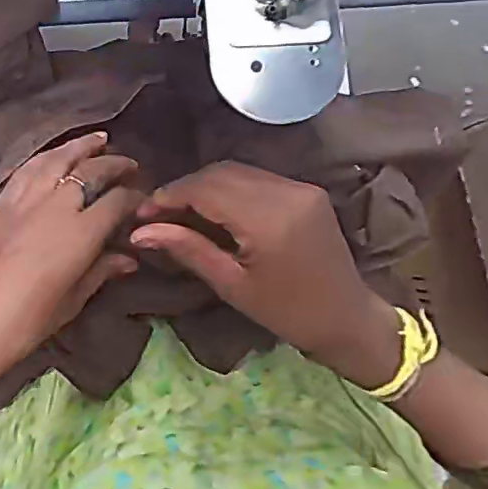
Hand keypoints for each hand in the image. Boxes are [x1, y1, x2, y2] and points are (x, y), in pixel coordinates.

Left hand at [0, 132, 142, 408]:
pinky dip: (47, 157)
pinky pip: (28, 168)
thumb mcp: (71, 302)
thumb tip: (127, 258)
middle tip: (131, 165)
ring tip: (98, 139)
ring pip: (56, 159)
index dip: (135, 198)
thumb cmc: (24, 324)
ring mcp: (23, 200)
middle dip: (115, 164)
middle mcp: (54, 206)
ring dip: (80, 147)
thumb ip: (101, 271)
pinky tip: (54, 156)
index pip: (117, 201)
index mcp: (79, 232)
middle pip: (91, 171)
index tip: (144, 202)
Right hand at [130, 161, 406, 386]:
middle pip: (220, 172)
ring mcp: (300, 187)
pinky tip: (212, 209)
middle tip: (156, 215)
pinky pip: (256, 178)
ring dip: (204, 186)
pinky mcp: (306, 190)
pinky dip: (228, 187)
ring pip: (237, 170)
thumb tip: (140, 232)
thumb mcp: (231, 284)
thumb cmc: (287, 312)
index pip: (206, 189)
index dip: (168, 196)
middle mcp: (286, 193)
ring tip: (179, 213)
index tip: (142, 215)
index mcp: (268, 220)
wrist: (347, 318)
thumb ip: (188, 249)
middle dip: (183, 188)